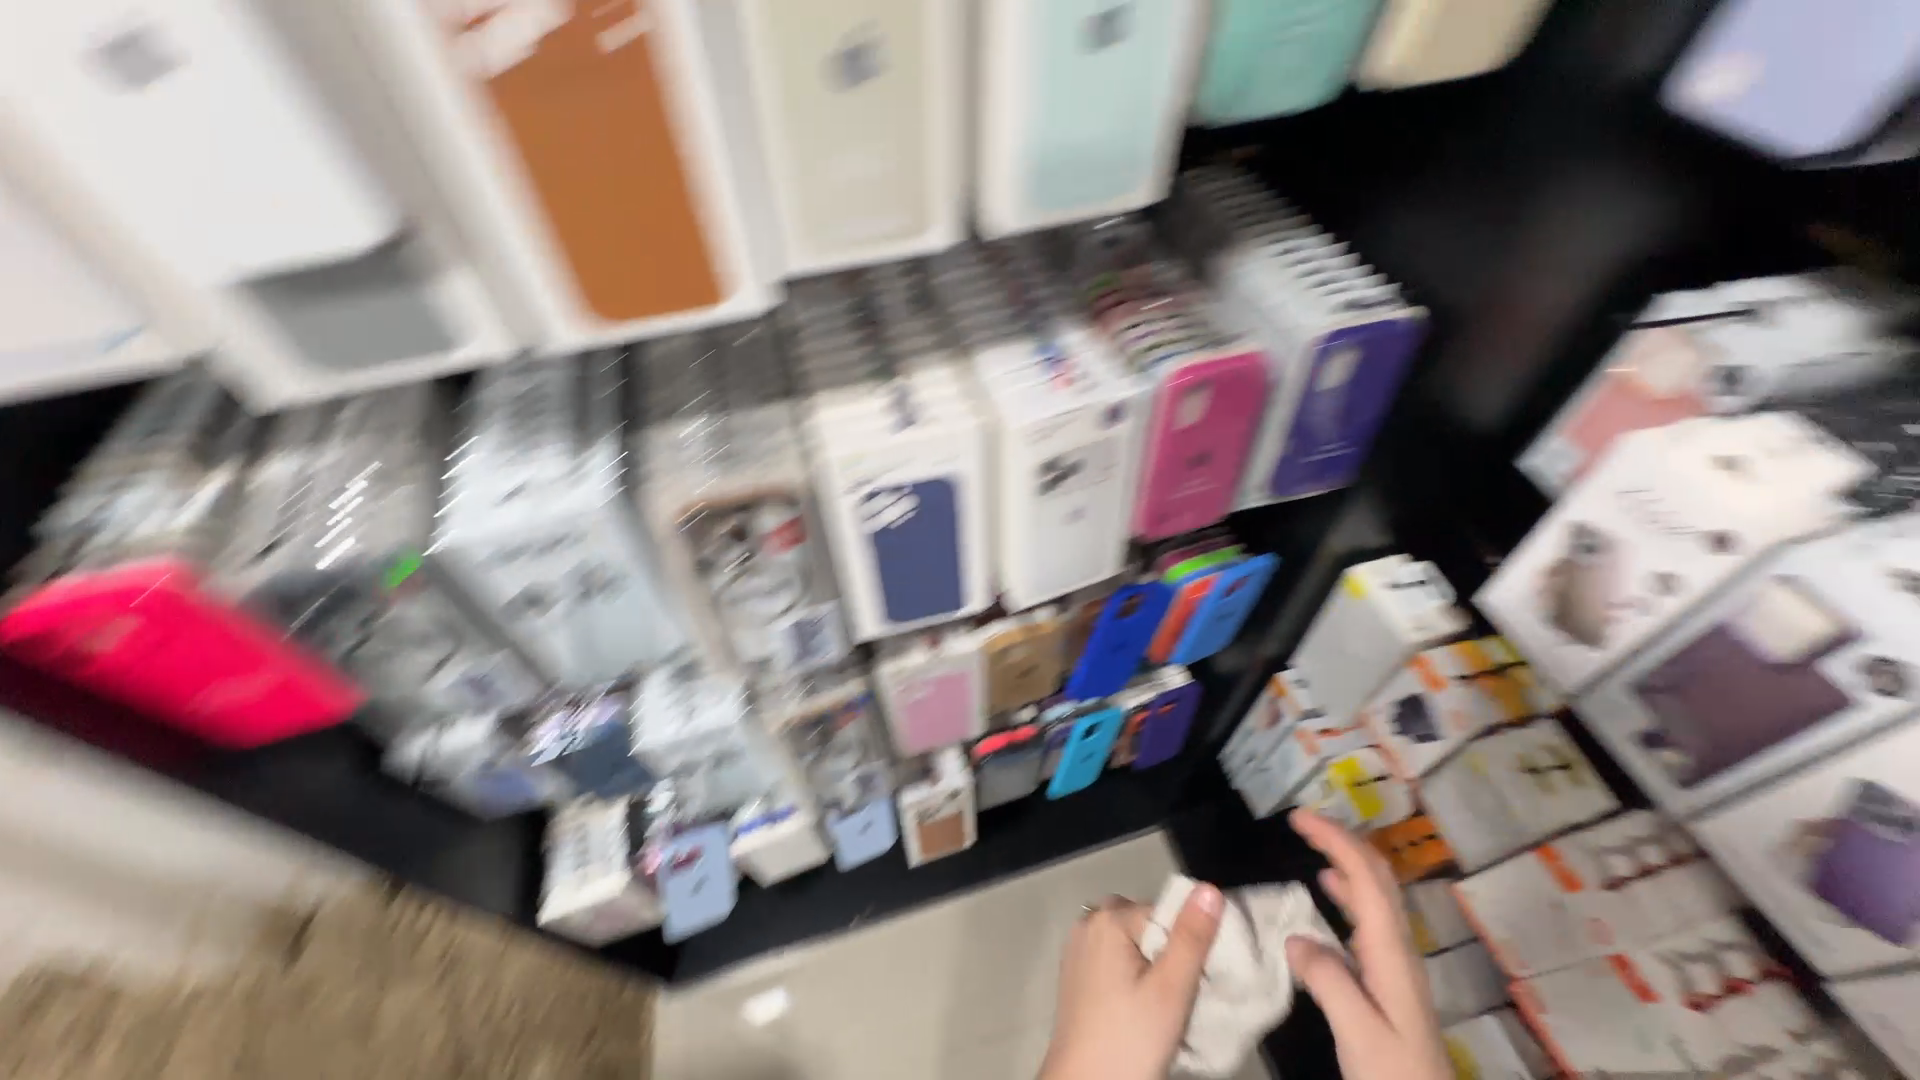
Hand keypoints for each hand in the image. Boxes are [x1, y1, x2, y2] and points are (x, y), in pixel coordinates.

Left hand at [1039, 884, 1223, 1079]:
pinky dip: (1129, 970)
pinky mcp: (1074, 972)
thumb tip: (1209, 887)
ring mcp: (1077, 947)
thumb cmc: (1131, 1038)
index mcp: (1109, 919)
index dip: (1187, 942)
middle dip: (1166, 948)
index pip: (1165, 912)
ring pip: (1128, 938)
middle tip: (1178, 990)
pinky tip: (1138, 1004)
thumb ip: (1191, 937)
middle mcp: (1087, 922)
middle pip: (1144, 921)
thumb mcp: (1172, 989)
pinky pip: (1111, 955)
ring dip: (1148, 959)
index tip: (1196, 978)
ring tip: (1160, 1001)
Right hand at [1285, 809, 1451, 1079]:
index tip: (1298, 818)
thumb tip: (1296, 939)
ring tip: (1312, 844)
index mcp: (1391, 953)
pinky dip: (1345, 891)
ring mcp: (1395, 964)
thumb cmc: (1395, 1075)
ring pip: (1375, 895)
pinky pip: (1366, 917)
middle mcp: (1397, 949)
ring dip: (1345, 860)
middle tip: (1302, 822)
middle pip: (1378, 878)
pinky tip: (1327, 894)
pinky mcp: (1387, 979)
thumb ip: (1329, 983)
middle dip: (1342, 840)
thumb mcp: (1359, 1034)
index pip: (1367, 878)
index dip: (1335, 840)